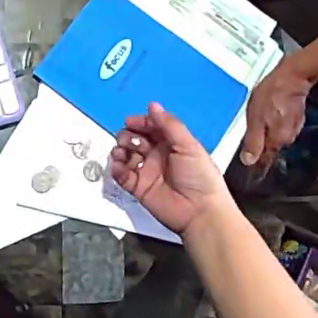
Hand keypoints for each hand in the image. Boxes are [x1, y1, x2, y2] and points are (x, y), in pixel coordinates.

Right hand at [108, 103, 238, 235]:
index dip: (140, 122)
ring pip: (126, 155)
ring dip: (120, 150)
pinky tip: (118, 165)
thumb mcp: (189, 146)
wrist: (200, 212)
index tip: (130, 122)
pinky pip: (122, 175)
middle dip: (128, 136)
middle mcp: (157, 155)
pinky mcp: (138, 188)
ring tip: (122, 153)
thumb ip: (169, 125)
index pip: (151, 127)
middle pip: (135, 139)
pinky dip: (116, 168)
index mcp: (171, 143)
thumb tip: (152, 105)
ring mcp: (146, 171)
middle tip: (130, 141)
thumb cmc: (199, 176)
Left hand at [240, 58, 314, 167]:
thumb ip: (253, 141)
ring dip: (266, 128)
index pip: (265, 158)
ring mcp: (294, 126)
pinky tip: (268, 108)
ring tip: (258, 114)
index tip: (244, 154)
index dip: (254, 157)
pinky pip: (280, 123)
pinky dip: (273, 118)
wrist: (292, 76)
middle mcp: (289, 138)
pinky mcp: (296, 116)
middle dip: (259, 138)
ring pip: (275, 134)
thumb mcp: (256, 119)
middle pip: (270, 145)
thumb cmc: (271, 96)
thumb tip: (248, 161)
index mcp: (278, 141)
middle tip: (249, 124)